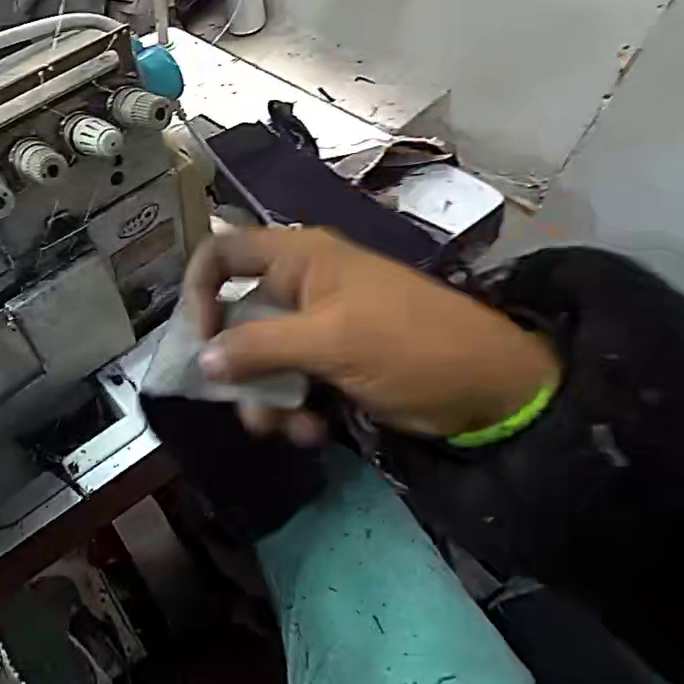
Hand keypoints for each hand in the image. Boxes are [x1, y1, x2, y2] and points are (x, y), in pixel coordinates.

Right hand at [185, 227, 561, 441]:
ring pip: (260, 358)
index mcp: (299, 258)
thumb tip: (202, 360)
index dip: (200, 288)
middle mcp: (301, 285)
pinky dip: (292, 409)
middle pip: (237, 316)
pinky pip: (289, 382)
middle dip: (236, 366)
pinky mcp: (331, 363)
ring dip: (266, 398)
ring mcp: (316, 326)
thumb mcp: (330, 342)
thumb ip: (260, 347)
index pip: (224, 251)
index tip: (198, 337)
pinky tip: (312, 432)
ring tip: (288, 429)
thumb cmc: (408, 344)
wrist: (485, 387)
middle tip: (241, 405)